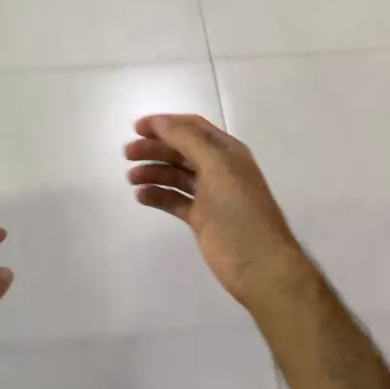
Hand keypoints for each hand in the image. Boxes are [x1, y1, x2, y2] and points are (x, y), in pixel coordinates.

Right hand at [124, 115, 314, 309]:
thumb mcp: (217, 167)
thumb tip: (160, 122)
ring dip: (154, 171)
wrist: (260, 266)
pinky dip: (158, 195)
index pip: (192, 127)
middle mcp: (218, 169)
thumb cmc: (240, 211)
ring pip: (176, 175)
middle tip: (128, 153)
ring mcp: (210, 195)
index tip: (137, 128)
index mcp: (227, 152)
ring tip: (132, 178)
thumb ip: (188, 140)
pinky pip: (175, 200)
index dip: (165, 124)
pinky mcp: (202, 219)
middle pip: (181, 149)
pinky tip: (142, 196)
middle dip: (155, 148)